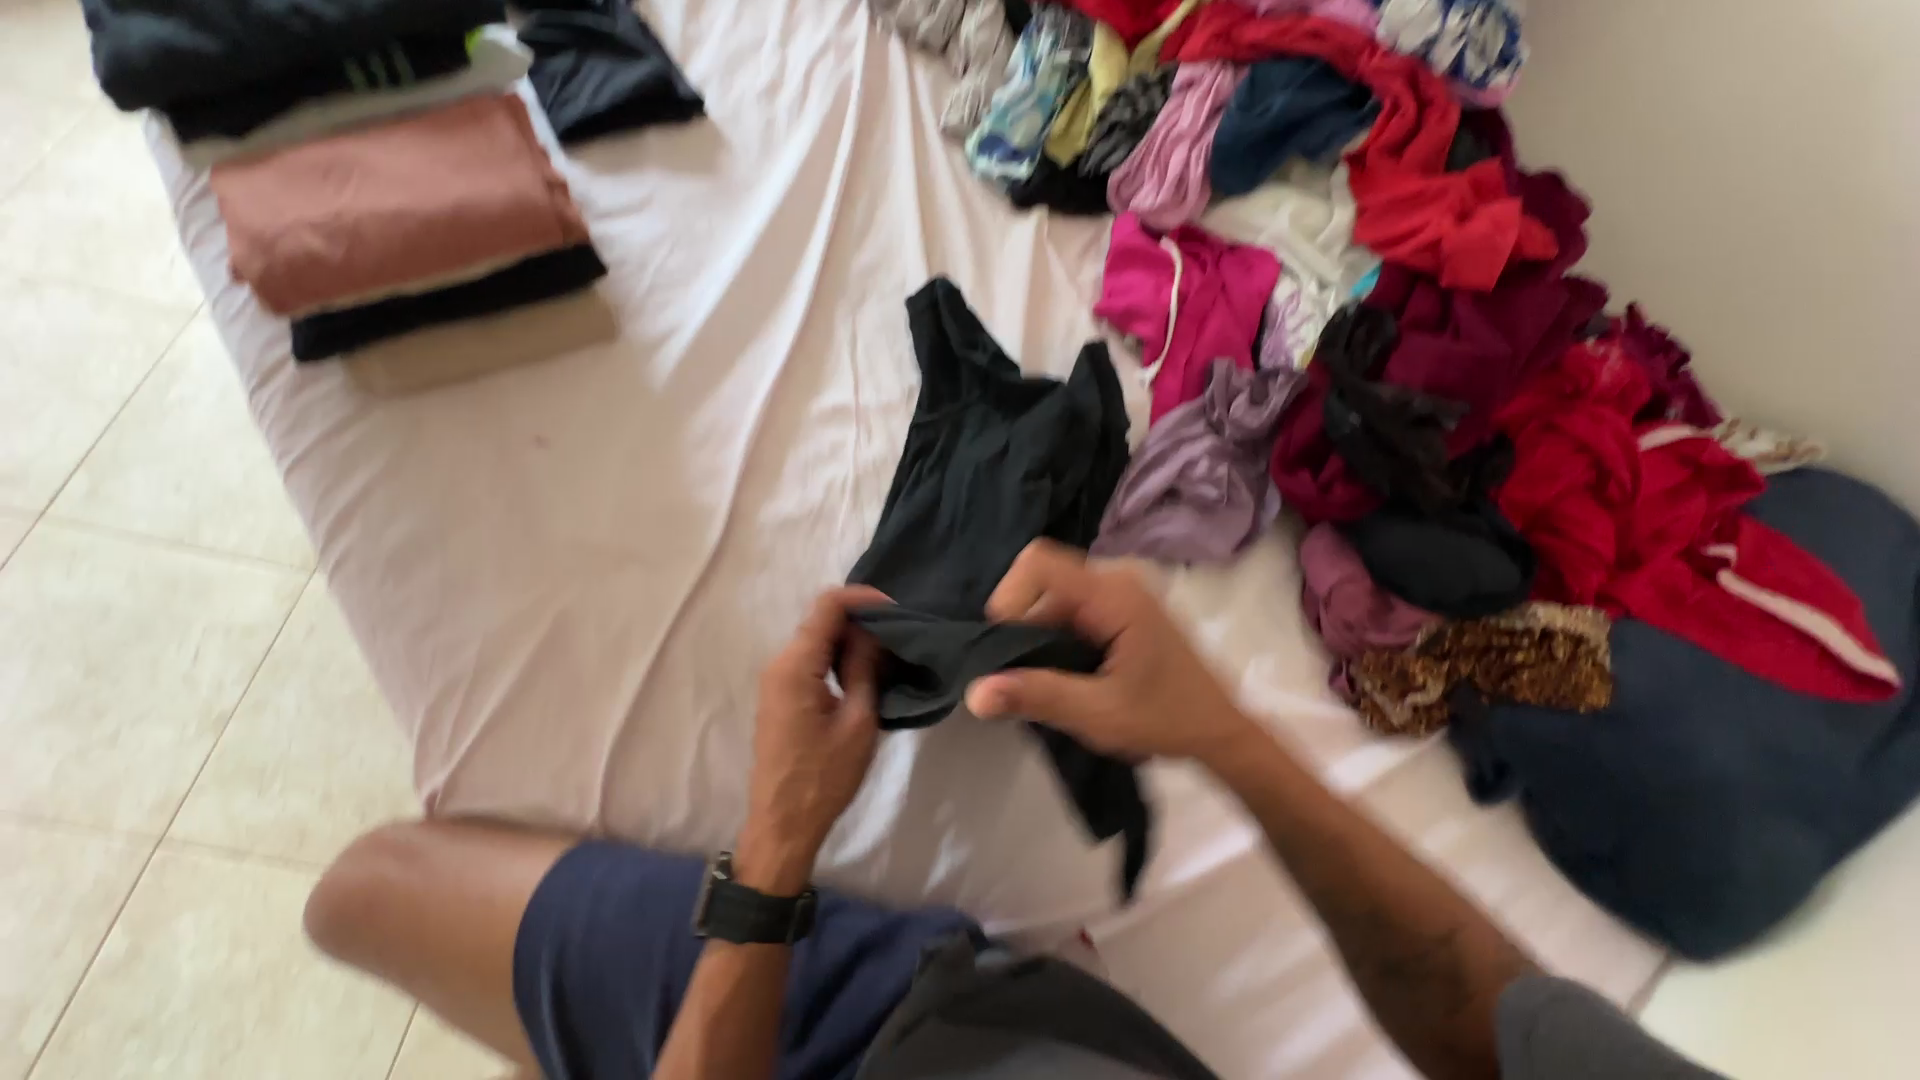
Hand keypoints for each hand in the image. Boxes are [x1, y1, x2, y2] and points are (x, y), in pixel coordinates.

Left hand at [737, 586, 887, 894]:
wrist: (783, 825)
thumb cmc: (824, 777)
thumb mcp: (858, 721)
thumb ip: (865, 668)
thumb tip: (874, 633)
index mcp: (795, 666)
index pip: (828, 605)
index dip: (864, 598)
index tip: (898, 612)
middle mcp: (779, 664)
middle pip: (821, 620)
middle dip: (861, 620)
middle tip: (900, 636)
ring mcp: (776, 681)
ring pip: (816, 640)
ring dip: (851, 640)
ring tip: (890, 654)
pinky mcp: (780, 697)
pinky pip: (811, 661)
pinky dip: (838, 658)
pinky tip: (865, 673)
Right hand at [964, 541, 1259, 766]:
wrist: (1221, 732)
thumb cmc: (1168, 719)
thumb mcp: (1098, 715)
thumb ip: (1036, 696)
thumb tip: (974, 692)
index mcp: (1114, 593)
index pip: (1037, 562)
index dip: (1011, 599)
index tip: (1010, 649)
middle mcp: (1117, 580)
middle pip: (1042, 582)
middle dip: (1025, 628)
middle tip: (1034, 678)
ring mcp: (1122, 592)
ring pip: (1053, 598)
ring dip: (1042, 638)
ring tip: (1059, 682)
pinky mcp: (1122, 608)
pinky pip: (1071, 609)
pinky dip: (1059, 639)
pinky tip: (1074, 675)